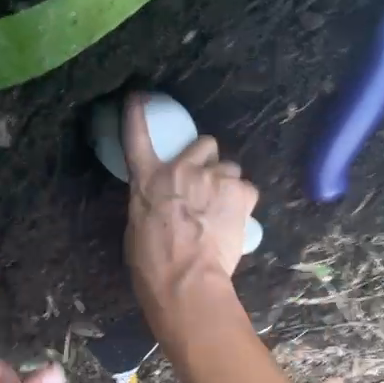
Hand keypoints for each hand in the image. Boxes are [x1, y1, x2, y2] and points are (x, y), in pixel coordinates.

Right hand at [123, 92, 258, 314]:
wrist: (186, 283)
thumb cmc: (152, 267)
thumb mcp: (137, 231)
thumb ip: (152, 205)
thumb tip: (164, 204)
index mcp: (148, 181)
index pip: (137, 139)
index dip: (137, 116)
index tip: (138, 99)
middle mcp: (182, 169)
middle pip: (205, 145)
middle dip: (206, 161)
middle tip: (204, 188)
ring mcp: (215, 178)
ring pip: (229, 169)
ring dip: (226, 184)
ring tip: (220, 213)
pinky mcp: (241, 192)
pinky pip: (246, 190)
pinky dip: (242, 203)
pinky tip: (234, 223)